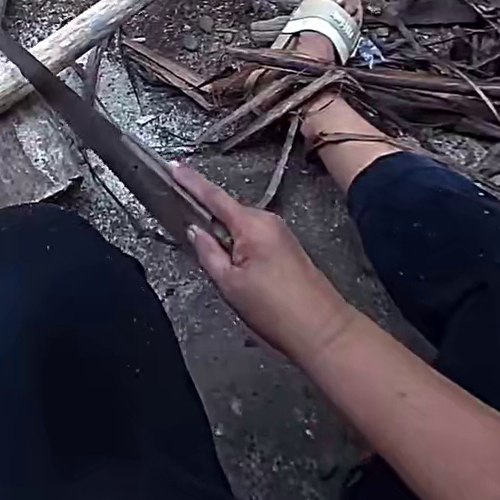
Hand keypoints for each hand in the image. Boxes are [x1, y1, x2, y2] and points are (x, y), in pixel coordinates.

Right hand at [172, 161, 361, 364]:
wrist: (325, 333)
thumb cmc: (276, 311)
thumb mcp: (230, 284)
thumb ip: (207, 252)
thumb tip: (195, 230)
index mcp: (251, 225)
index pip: (213, 196)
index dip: (190, 181)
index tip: (173, 166)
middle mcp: (266, 220)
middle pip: (226, 212)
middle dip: (209, 224)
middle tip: (199, 251)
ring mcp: (279, 232)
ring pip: (239, 227)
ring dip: (226, 240)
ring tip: (228, 275)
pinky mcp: (286, 245)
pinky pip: (253, 236)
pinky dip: (240, 247)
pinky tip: (243, 274)